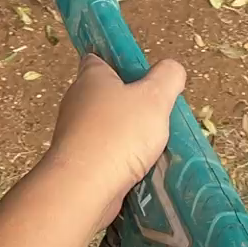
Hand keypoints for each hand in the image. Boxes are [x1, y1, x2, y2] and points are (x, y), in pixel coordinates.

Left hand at [37, 56, 183, 224]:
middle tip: (157, 114)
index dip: (120, 64)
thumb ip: (168, 77)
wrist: (85, 186)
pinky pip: (104, 155)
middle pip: (106, 96)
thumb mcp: (155, 97)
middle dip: (131, 104)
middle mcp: (77, 102)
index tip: (142, 76)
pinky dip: (120, 160)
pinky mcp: (78, 163)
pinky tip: (140, 169)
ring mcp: (74, 134)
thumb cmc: (119, 134)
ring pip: (106, 128)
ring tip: (155, 145)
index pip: (99, 60)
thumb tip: (172, 69)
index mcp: (90, 78)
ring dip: (128, 136)